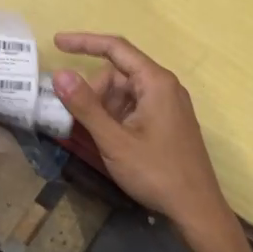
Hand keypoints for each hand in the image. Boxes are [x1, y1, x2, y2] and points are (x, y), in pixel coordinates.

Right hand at [51, 33, 235, 240]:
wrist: (196, 208)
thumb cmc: (156, 172)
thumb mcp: (114, 140)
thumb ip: (85, 106)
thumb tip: (60, 75)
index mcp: (155, 82)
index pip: (116, 48)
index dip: (84, 42)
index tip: (56, 43)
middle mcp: (164, 87)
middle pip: (118, 74)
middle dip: (93, 91)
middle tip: (76, 119)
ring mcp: (168, 106)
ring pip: (124, 94)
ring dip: (103, 108)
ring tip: (92, 135)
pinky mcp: (168, 123)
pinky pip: (134, 108)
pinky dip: (115, 118)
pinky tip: (107, 140)